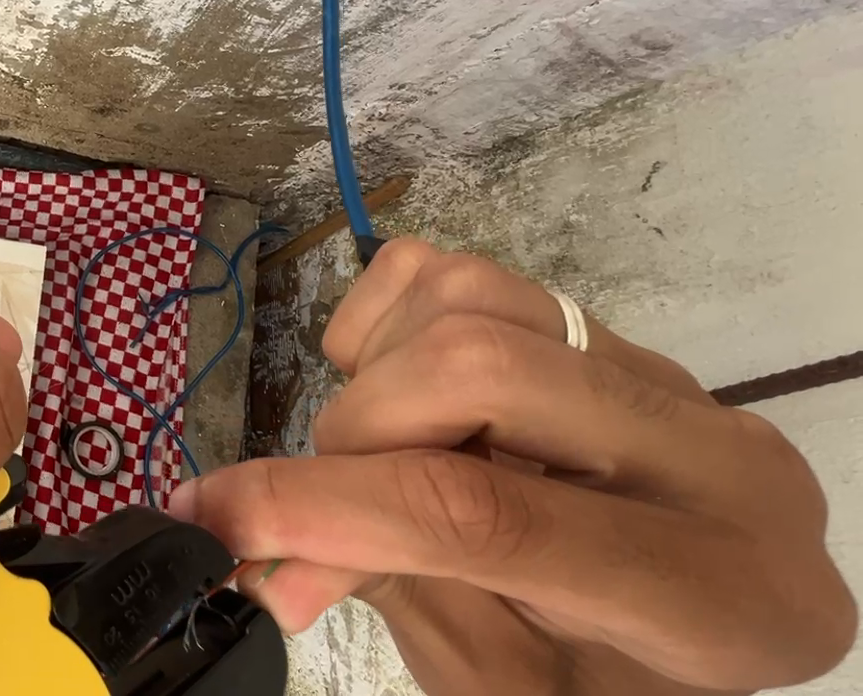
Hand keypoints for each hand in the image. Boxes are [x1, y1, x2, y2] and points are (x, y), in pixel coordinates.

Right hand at [170, 240, 855, 694]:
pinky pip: (440, 269)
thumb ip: (369, 587)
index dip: (322, 505)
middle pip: (476, 365)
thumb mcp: (482, 666)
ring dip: (373, 371)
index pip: (479, 513)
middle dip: (356, 425)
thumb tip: (240, 547)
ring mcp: (640, 363)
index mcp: (714, 588)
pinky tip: (394, 384)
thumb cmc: (577, 664)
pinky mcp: (580, 315)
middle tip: (329, 487)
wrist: (652, 604)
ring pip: (459, 296)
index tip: (212, 514)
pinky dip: (377, 319)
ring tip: (378, 440)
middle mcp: (704, 450)